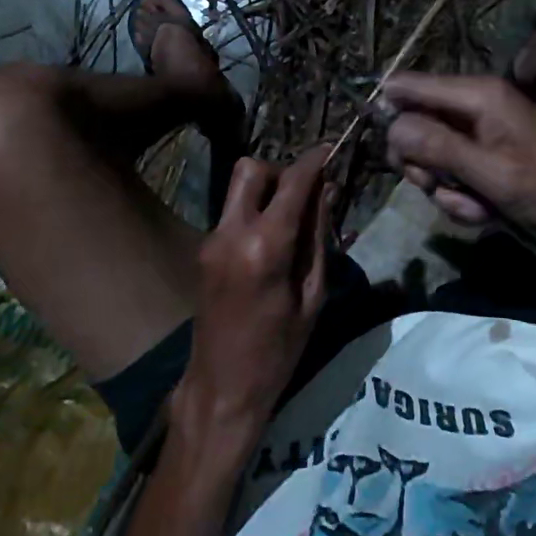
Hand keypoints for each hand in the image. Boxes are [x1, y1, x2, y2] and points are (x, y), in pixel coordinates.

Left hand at [175, 146, 334, 436]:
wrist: (221, 386)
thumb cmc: (279, 352)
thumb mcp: (312, 297)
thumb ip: (317, 238)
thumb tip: (326, 192)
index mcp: (264, 247)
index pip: (291, 183)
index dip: (314, 161)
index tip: (331, 149)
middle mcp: (231, 233)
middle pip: (251, 169)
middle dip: (281, 170)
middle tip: (304, 195)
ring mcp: (212, 239)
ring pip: (238, 187)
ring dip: (267, 190)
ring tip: (293, 220)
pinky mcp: (204, 249)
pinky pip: (232, 211)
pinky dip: (255, 210)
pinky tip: (274, 241)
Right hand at [383, 72, 535, 230]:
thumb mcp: (491, 173)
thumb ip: (439, 147)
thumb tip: (392, 126)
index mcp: (477, 94)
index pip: (407, 85)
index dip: (389, 113)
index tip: (396, 154)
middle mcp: (472, 104)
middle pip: (412, 124)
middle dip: (420, 163)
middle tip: (435, 187)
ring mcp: (476, 129)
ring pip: (428, 154)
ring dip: (443, 186)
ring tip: (475, 206)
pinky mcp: (480, 152)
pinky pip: (448, 171)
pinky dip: (459, 195)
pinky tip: (484, 210)